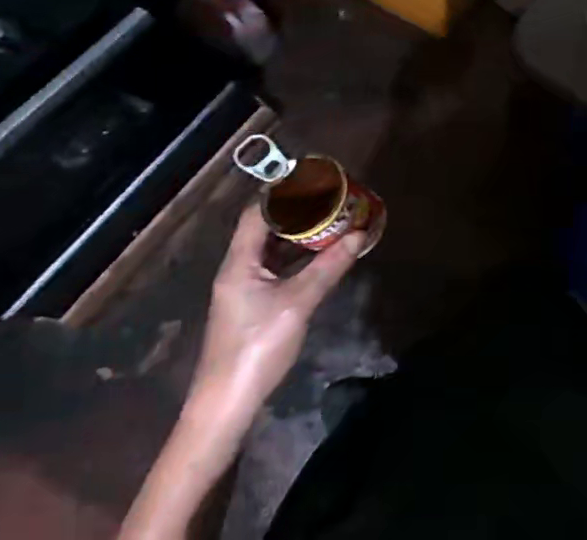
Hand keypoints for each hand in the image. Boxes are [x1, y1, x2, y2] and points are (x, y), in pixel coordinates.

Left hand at [178, 204, 362, 456]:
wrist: (226, 404)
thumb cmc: (257, 346)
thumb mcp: (298, 303)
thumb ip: (329, 267)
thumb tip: (359, 234)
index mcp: (239, 261)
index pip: (258, 213)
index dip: (284, 193)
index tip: (314, 180)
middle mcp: (238, 268)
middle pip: (265, 228)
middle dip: (298, 213)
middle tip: (330, 201)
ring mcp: (244, 288)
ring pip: (272, 250)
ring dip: (299, 236)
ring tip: (331, 223)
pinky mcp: (252, 306)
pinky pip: (276, 269)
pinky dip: (297, 258)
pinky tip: (320, 257)